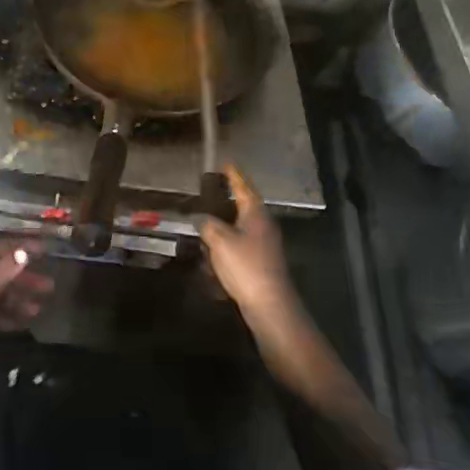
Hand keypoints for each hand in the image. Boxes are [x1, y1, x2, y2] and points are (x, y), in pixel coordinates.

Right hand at [197, 165, 295, 315]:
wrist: (270, 306)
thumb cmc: (246, 266)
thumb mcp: (220, 240)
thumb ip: (206, 224)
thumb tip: (199, 217)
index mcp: (255, 214)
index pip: (243, 187)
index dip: (233, 175)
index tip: (225, 163)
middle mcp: (262, 225)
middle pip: (241, 207)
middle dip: (222, 204)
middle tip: (205, 196)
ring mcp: (262, 245)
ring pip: (236, 230)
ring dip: (219, 231)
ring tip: (201, 231)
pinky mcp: (258, 263)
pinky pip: (236, 249)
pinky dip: (223, 251)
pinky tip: (210, 261)